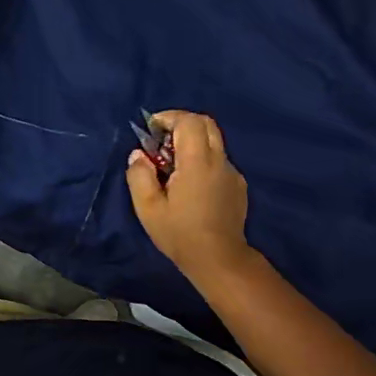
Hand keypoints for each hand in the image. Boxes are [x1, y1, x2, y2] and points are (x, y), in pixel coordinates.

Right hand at [126, 110, 254, 283]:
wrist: (217, 258)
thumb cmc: (178, 233)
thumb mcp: (147, 207)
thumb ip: (139, 176)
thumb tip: (138, 155)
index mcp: (197, 163)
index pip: (189, 122)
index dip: (169, 117)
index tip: (151, 127)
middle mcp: (219, 161)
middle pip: (206, 124)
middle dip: (182, 123)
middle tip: (160, 140)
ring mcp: (232, 173)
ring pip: (213, 142)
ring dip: (191, 142)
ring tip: (170, 165)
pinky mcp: (237, 185)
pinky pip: (218, 161)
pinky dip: (201, 160)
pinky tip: (188, 184)